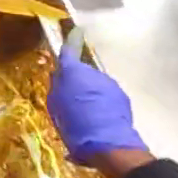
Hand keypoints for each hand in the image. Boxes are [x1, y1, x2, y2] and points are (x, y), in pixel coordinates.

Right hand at [47, 40, 150, 172]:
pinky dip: (100, 106)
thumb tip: (58, 74)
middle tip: (69, 100)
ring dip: (89, 95)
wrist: (109, 145)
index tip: (75, 31)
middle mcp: (94, 74)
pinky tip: (96, 123)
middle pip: (83, 73)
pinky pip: (106, 98)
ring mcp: (110, 85)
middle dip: (77, 82)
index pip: (69, 52)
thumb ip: (56, 87)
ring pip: (95, 85)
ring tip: (83, 116)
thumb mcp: (56, 108)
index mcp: (74, 73)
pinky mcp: (122, 99)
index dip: (70, 42)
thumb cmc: (75, 127)